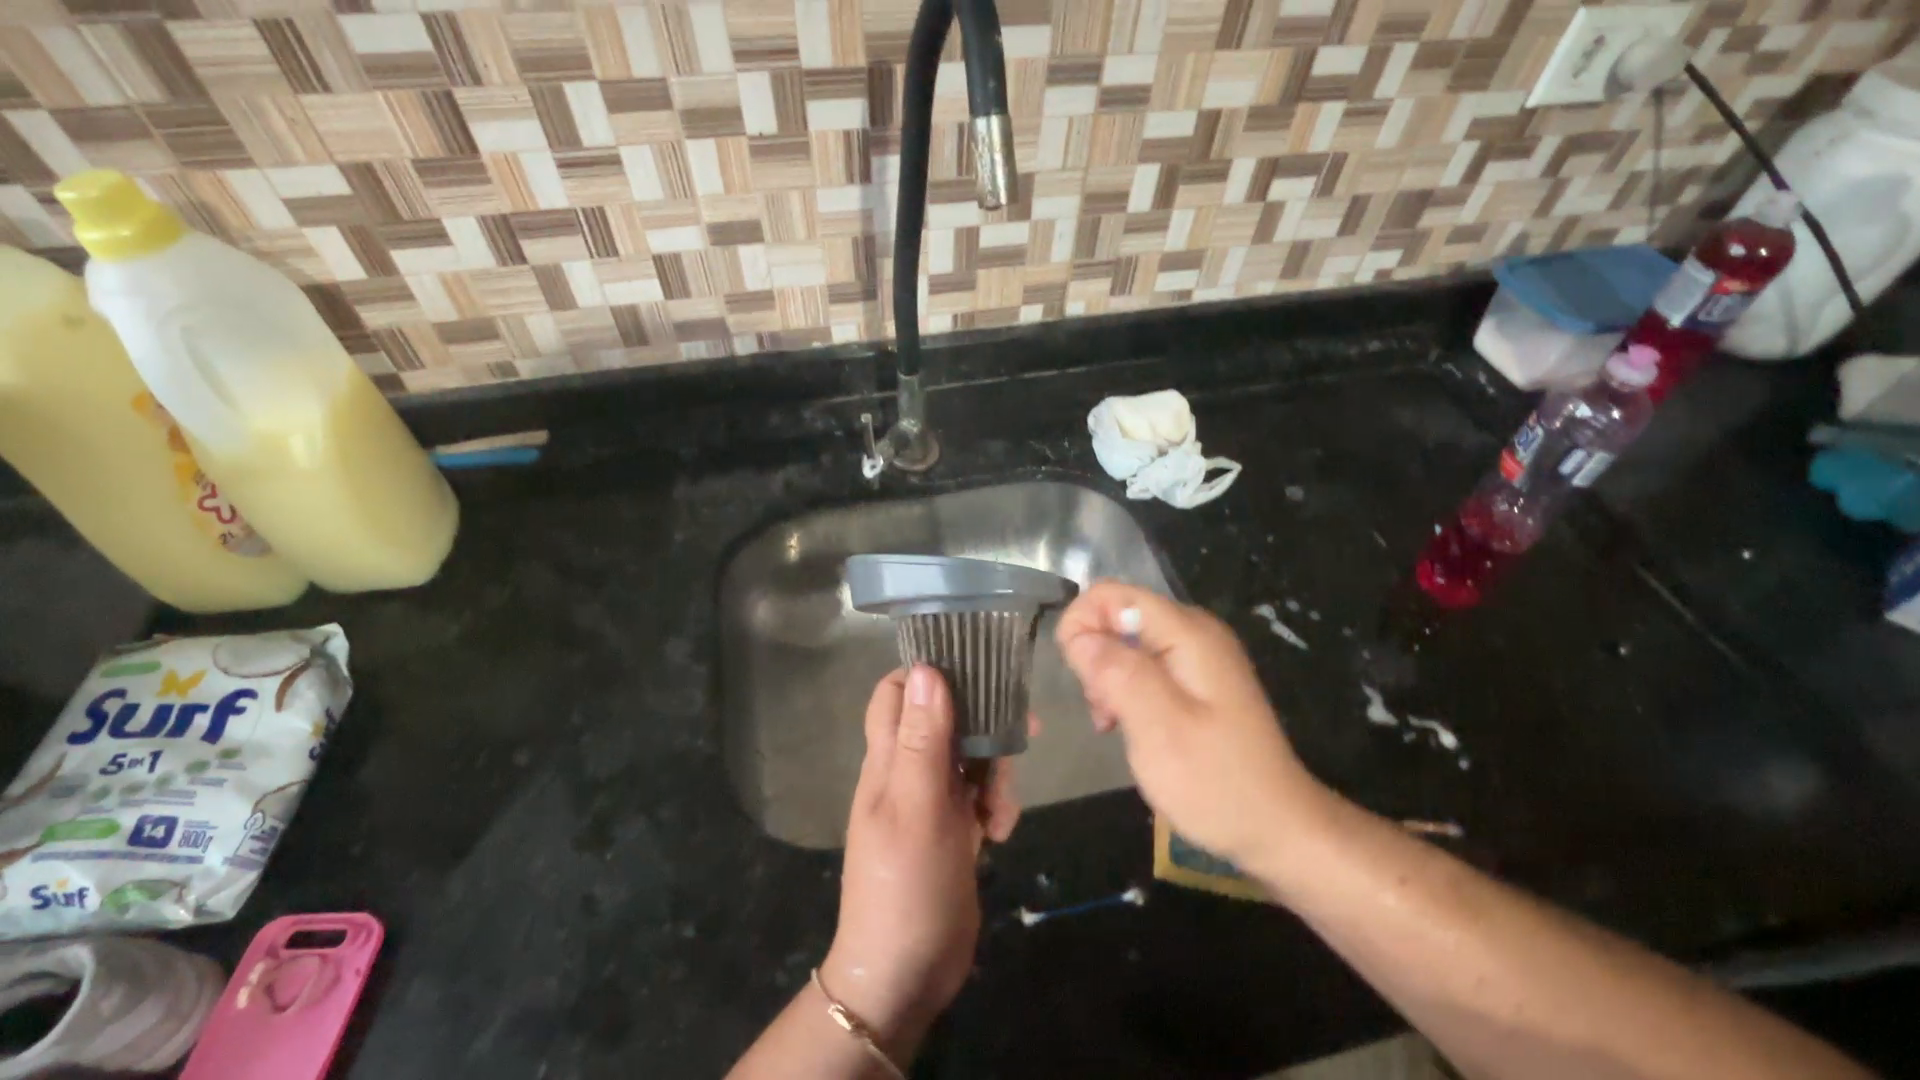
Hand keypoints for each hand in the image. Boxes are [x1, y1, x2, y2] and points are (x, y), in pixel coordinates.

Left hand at [821, 666, 1018, 1056]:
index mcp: (886, 761)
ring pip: (970, 760)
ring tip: (1001, 809)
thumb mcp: (916, 807)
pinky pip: (980, 799)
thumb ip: (922, 740)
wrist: (903, 974)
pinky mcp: (954, 833)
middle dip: (983, 724)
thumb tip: (926, 668)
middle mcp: (906, 774)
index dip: (928, 673)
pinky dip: (996, 806)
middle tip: (1022, 730)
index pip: (896, 694)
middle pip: (945, 721)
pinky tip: (1001, 833)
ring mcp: (931, 805)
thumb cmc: (904, 887)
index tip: (975, 667)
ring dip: (996, 773)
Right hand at [1055, 582, 1318, 869]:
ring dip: (1107, 678)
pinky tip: (1127, 726)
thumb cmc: (1216, 782)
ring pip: (1127, 644)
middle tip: (1102, 710)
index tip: (1075, 676)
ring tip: (1111, 724)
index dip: (1081, 624)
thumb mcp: (1159, 728)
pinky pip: (1145, 668)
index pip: (1112, 595)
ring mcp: (1198, 659)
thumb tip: (1078, 636)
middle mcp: (1195, 634)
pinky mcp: (1197, 684)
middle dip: (1094, 656)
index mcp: (1189, 634)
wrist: (1276, 828)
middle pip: (1119, 616)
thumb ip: (1118, 673)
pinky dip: (1126, 691)